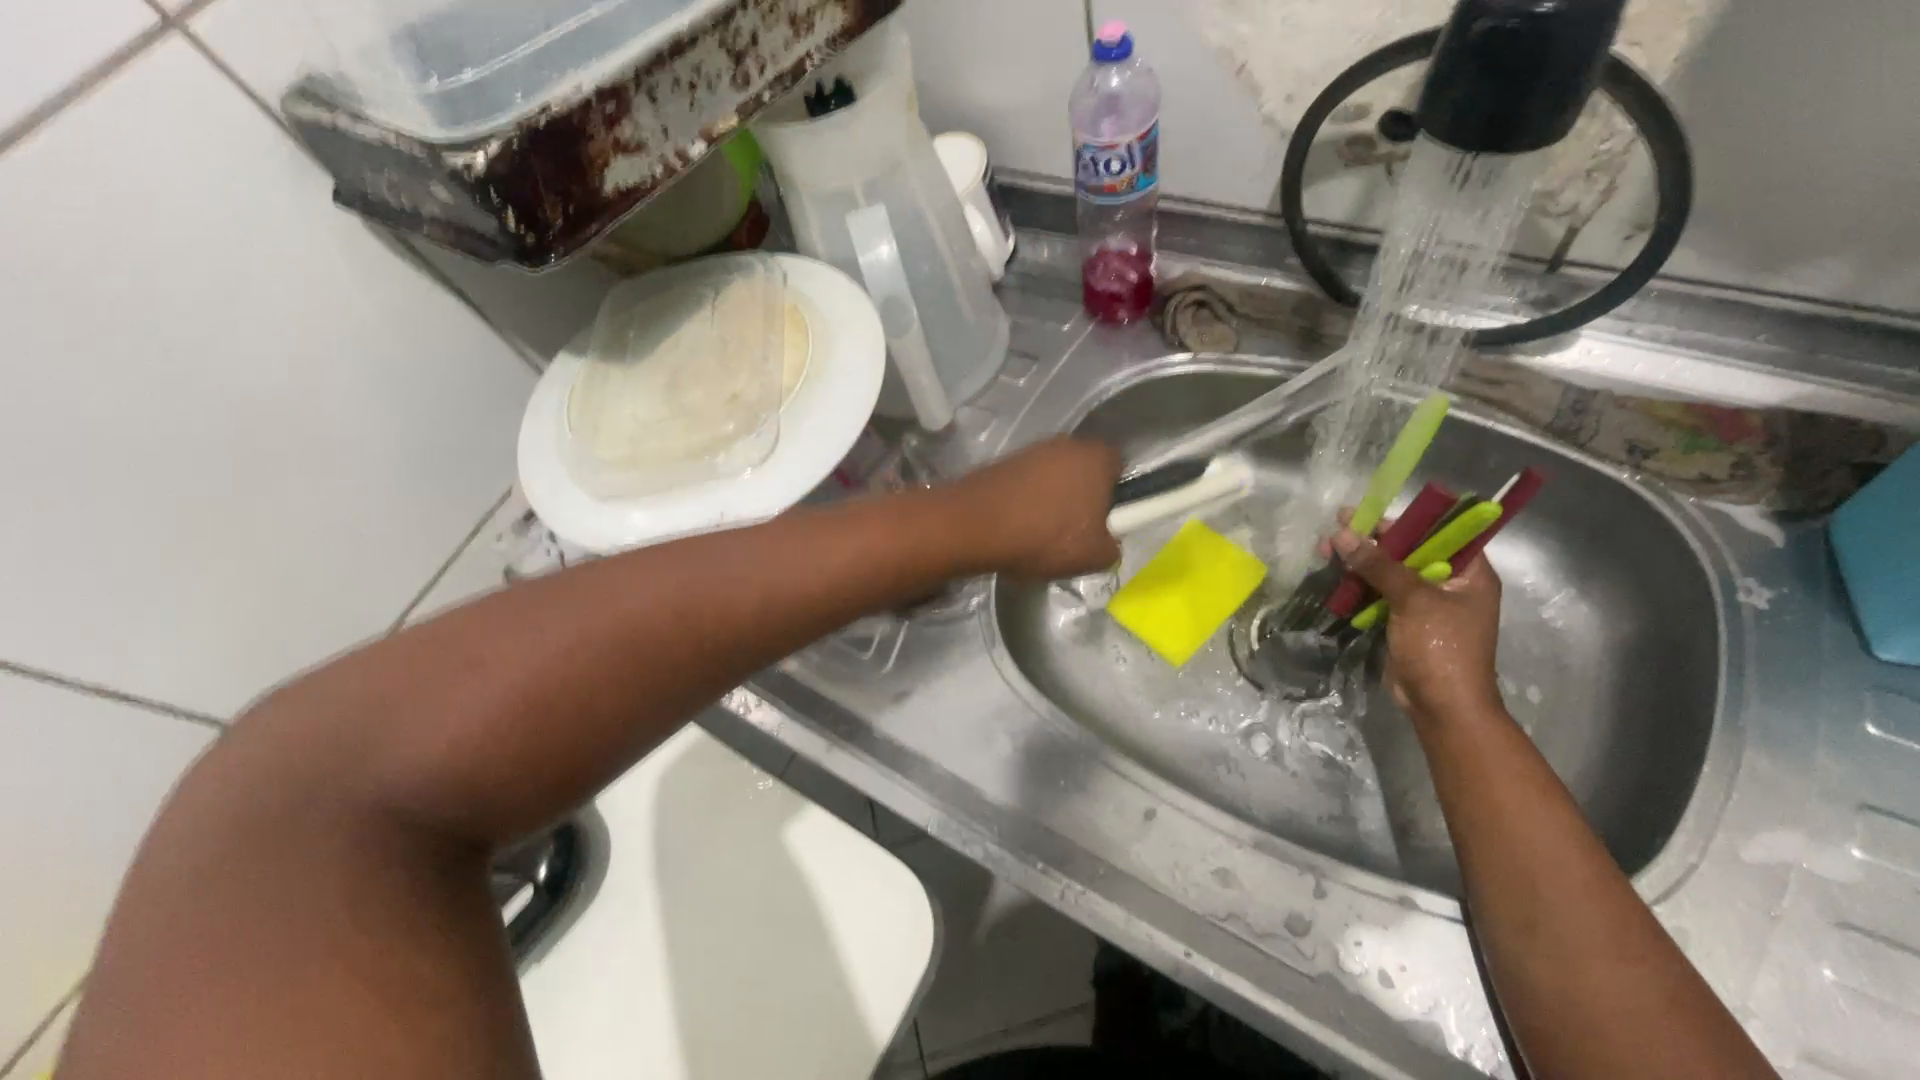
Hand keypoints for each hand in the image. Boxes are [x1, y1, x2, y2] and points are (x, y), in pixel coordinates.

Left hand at [948, 436, 1122, 581]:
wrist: (973, 526)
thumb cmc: (1045, 536)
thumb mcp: (1094, 556)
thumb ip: (1113, 546)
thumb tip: (1107, 541)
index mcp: (1097, 456)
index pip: (1122, 470)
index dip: (1118, 498)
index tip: (1105, 525)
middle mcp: (1066, 443)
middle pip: (1085, 473)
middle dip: (1083, 500)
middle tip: (1076, 535)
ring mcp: (1030, 450)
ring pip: (1054, 480)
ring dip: (1052, 503)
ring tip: (1041, 537)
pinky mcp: (1002, 463)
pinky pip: (1027, 485)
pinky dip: (1026, 504)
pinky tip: (1017, 530)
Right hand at [1330, 527, 1504, 726]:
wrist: (1442, 707)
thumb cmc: (1441, 648)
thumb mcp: (1412, 600)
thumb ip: (1378, 565)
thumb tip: (1341, 533)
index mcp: (1469, 572)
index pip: (1438, 531)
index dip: (1402, 519)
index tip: (1365, 513)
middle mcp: (1450, 583)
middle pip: (1408, 550)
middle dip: (1371, 541)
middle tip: (1335, 531)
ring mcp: (1426, 604)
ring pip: (1389, 573)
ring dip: (1359, 563)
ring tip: (1325, 552)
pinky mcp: (1405, 622)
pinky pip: (1380, 595)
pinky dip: (1359, 586)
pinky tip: (1335, 578)